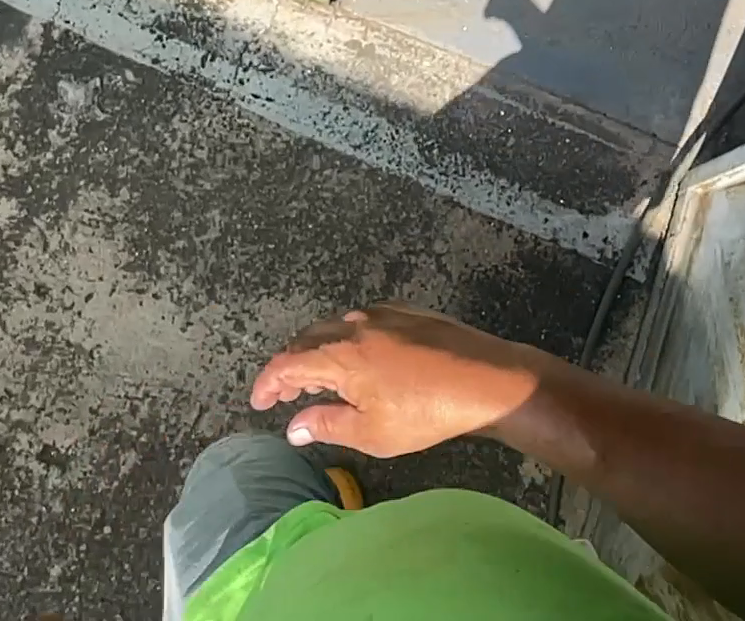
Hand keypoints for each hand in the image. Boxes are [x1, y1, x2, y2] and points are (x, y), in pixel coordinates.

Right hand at [249, 304, 548, 457]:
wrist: (485, 380)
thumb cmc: (426, 413)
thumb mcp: (372, 432)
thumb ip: (327, 424)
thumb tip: (293, 426)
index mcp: (341, 355)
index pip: (288, 363)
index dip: (268, 382)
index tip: (259, 402)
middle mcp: (355, 326)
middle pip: (307, 339)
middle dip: (290, 365)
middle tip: (285, 394)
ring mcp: (382, 314)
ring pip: (335, 327)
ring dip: (318, 351)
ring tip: (320, 380)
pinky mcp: (406, 311)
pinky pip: (363, 320)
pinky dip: (347, 338)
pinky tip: (358, 357)